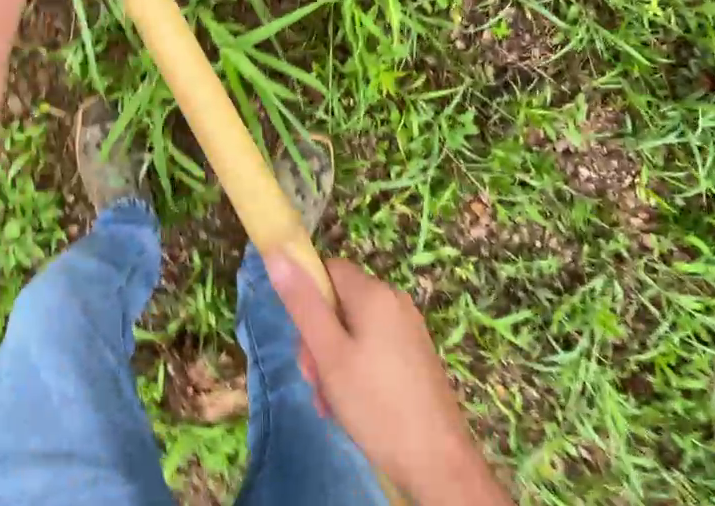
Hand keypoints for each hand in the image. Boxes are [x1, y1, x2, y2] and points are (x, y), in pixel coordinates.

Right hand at [265, 254, 509, 505]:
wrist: (437, 462)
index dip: (306, 297)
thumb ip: (302, 303)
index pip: (327, 270)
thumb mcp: (328, 353)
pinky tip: (349, 405)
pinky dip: (355, 369)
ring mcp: (408, 329)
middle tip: (314, 379)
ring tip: (330, 401)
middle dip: (318, 339)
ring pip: (353, 330)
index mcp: (374, 293)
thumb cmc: (376, 404)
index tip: (302, 338)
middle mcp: (394, 301)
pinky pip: (373, 348)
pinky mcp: (415, 355)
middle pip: (339, 303)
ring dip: (333, 361)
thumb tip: (278, 252)